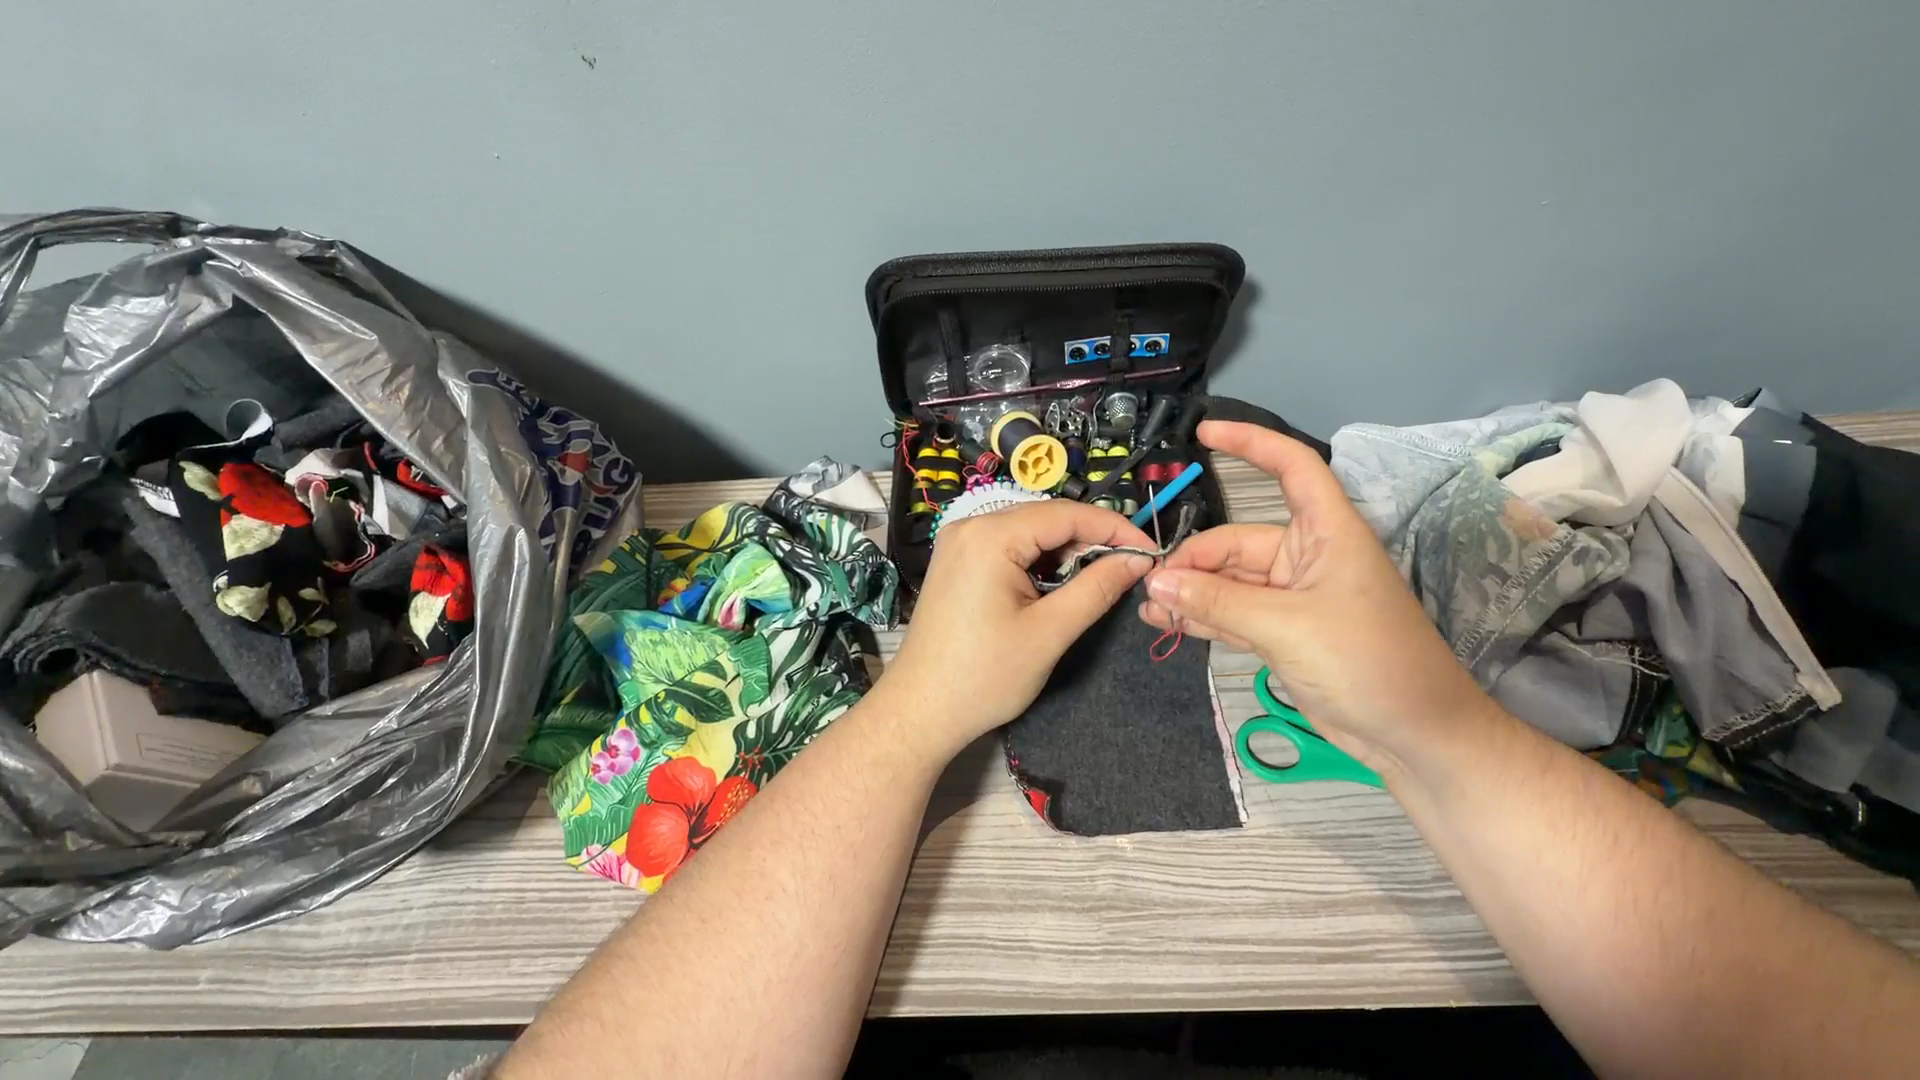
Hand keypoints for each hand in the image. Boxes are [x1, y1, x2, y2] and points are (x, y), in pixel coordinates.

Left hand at [878, 500, 1156, 761]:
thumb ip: (1096, 588)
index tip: (1152, 552)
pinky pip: (1007, 547)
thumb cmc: (984, 676)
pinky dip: (1038, 561)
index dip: (1115, 529)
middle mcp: (970, 526)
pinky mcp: (956, 563)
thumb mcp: (1049, 632)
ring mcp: (958, 543)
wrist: (919, 711)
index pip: (1066, 514)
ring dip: (1065, 552)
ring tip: (1097, 581)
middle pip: (1046, 518)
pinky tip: (1056, 586)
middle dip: (1091, 540)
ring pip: (1028, 532)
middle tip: (1129, 570)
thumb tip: (1138, 560)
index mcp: (990, 536)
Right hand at [1138, 421, 1495, 775]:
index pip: (1291, 468)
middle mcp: (1309, 557)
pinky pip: (1233, 613)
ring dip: (1191, 591)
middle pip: (1238, 540)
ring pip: (1230, 581)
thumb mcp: (1288, 626)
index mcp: (1328, 533)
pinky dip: (1203, 616)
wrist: (1414, 736)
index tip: (1203, 432)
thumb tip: (1156, 580)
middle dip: (1194, 559)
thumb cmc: (1368, 662)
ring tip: (1148, 605)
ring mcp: (1294, 598)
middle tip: (1151, 584)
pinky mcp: (1284, 633)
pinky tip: (1166, 621)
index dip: (1250, 444)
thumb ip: (1217, 601)